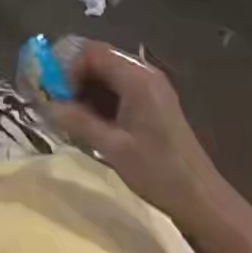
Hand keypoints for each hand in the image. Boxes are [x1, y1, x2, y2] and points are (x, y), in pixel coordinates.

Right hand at [48, 41, 225, 223]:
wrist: (202, 200)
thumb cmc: (158, 172)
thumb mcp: (113, 147)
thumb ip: (78, 121)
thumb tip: (49, 105)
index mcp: (137, 78)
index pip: (92, 52)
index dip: (68, 67)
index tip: (55, 93)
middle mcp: (144, 74)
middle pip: (98, 59)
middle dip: (73, 76)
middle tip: (57, 102)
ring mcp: (150, 87)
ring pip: (106, 73)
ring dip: (85, 88)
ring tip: (70, 114)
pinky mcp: (152, 102)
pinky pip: (117, 87)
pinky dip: (99, 98)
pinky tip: (90, 120)